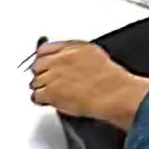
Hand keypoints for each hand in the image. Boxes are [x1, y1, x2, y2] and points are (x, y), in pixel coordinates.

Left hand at [29, 42, 148, 129]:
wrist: (113, 93)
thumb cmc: (109, 78)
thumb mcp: (94, 55)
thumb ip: (73, 53)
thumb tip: (60, 56)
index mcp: (73, 48)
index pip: (45, 49)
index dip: (43, 58)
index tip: (43, 64)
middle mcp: (61, 60)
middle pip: (37, 66)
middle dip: (41, 74)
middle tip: (49, 81)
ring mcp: (53, 76)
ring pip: (35, 82)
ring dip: (42, 87)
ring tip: (55, 91)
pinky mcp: (50, 91)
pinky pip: (36, 96)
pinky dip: (41, 99)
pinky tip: (51, 99)